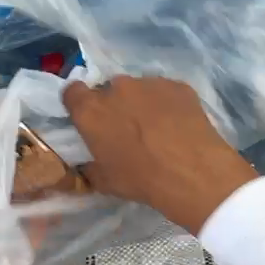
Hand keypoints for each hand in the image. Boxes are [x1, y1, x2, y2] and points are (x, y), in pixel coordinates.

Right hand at [64, 76, 260, 233]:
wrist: (192, 172)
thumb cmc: (140, 179)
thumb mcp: (104, 181)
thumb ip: (90, 166)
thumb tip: (88, 163)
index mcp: (91, 111)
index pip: (72, 92)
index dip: (79, 103)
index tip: (87, 118)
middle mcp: (116, 88)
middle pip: (108, 90)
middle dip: (113, 106)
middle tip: (125, 130)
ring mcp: (149, 83)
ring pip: (138, 89)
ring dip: (140, 104)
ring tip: (156, 128)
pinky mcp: (177, 85)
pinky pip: (164, 92)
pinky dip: (166, 104)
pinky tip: (176, 125)